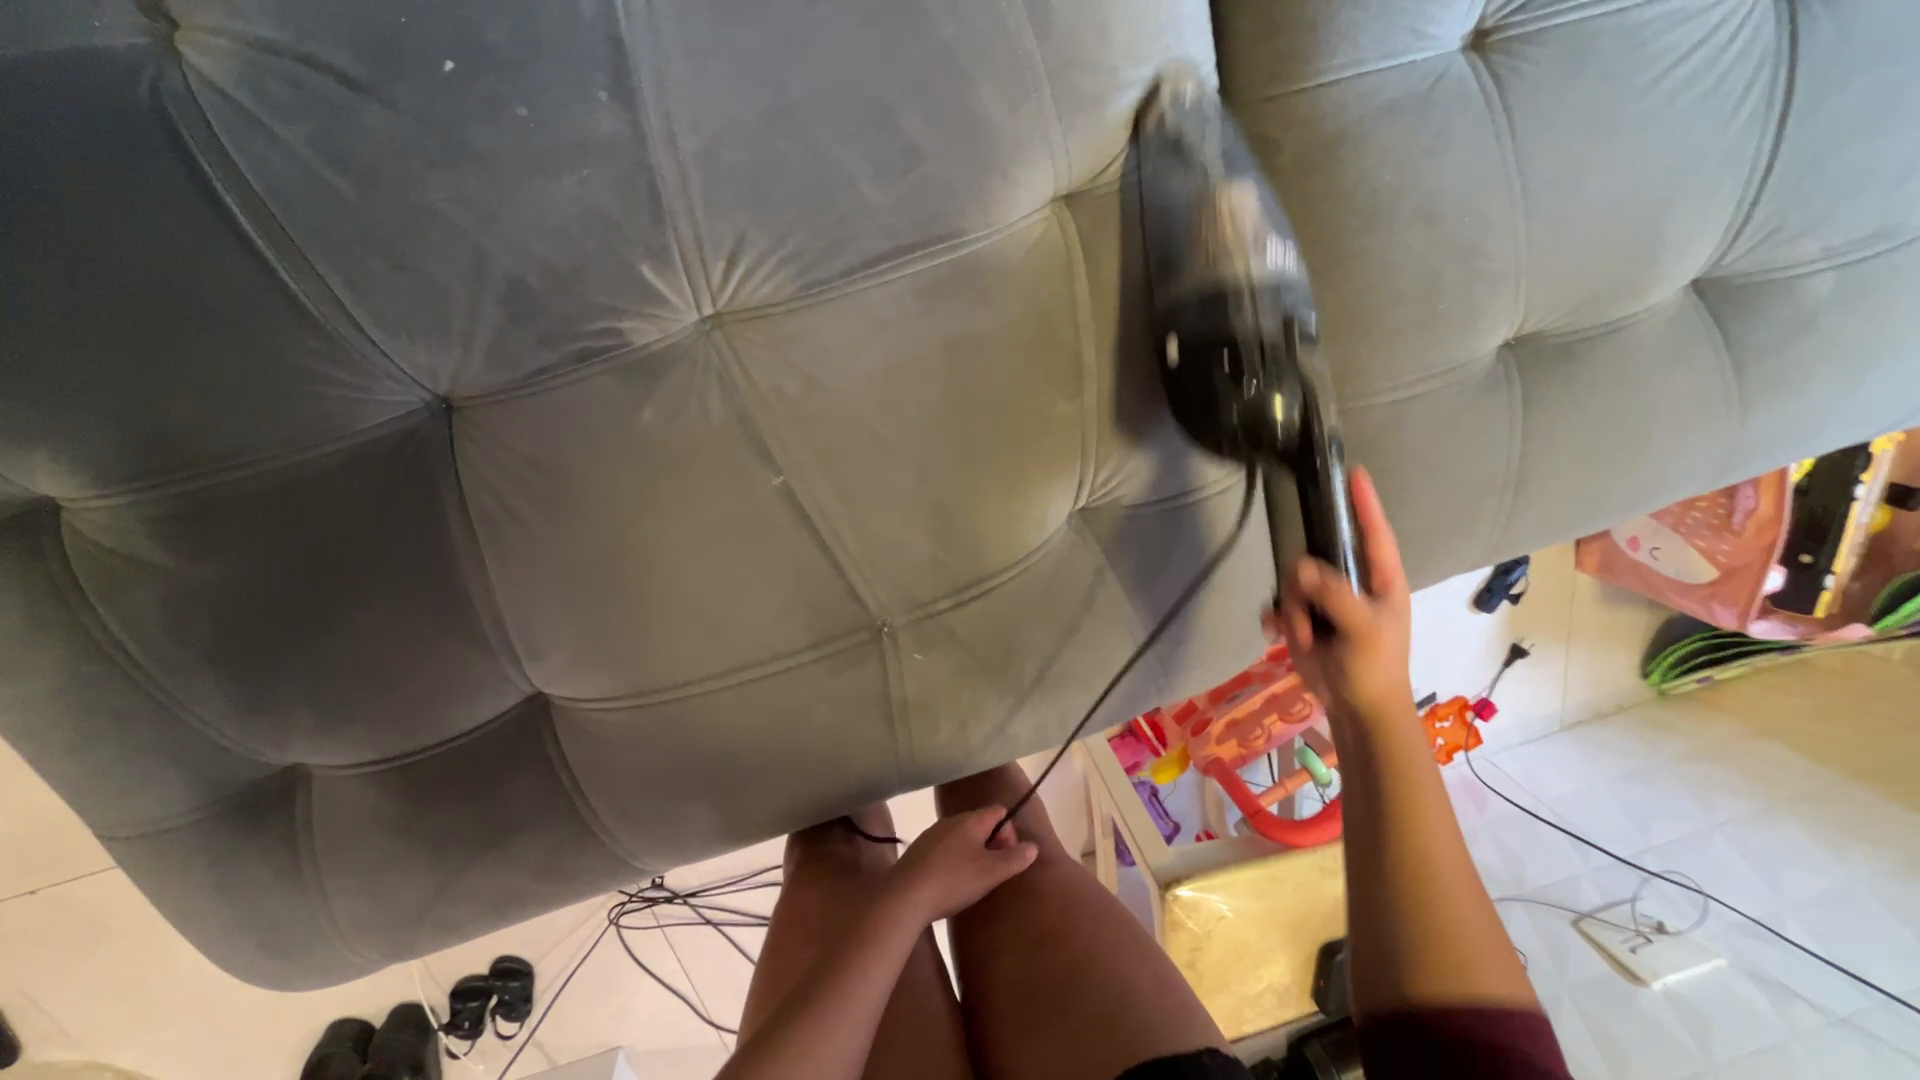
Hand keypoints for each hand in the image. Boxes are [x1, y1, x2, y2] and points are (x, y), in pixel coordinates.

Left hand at [883, 807, 1038, 923]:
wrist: (905, 896)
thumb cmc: (953, 880)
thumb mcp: (991, 873)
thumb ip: (1015, 858)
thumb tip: (1033, 845)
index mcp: (971, 821)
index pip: (998, 811)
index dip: (1010, 831)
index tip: (1009, 856)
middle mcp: (950, 821)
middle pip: (980, 823)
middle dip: (992, 843)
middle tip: (994, 872)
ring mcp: (931, 834)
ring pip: (961, 837)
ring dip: (972, 853)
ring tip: (973, 880)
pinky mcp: (917, 851)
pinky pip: (944, 849)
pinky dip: (953, 860)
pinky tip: (950, 883)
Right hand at [1270, 466, 1415, 726]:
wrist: (1358, 710)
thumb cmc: (1374, 669)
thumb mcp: (1363, 630)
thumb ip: (1335, 595)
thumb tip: (1300, 568)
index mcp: (1381, 582)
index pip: (1374, 534)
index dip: (1365, 505)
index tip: (1354, 474)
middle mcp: (1352, 584)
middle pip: (1317, 557)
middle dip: (1304, 585)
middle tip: (1306, 612)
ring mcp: (1326, 603)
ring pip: (1294, 583)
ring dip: (1293, 611)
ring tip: (1302, 636)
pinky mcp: (1304, 621)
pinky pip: (1281, 604)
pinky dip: (1278, 619)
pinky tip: (1280, 635)